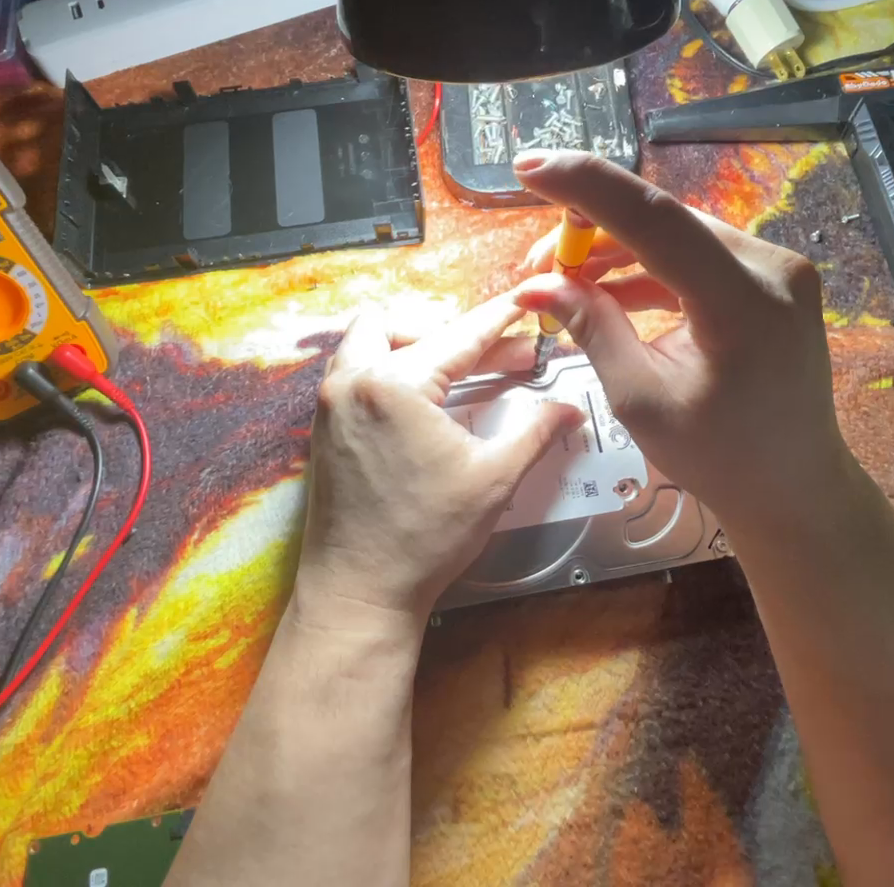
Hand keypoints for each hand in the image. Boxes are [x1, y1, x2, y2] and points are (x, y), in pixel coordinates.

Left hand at [296, 295, 584, 627]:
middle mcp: (352, 382)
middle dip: (452, 331)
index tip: (524, 301)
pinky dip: (384, 366)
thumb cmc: (427, 536)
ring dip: (409, 342)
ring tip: (449, 367)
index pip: (460, 337)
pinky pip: (351, 371)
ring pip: (366, 341)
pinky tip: (417, 398)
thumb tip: (570, 411)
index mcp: (395, 385)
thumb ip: (535, 432)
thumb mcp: (493, 479)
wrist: (358, 592)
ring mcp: (330, 404)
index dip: (499, 319)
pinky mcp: (323, 428)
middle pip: (402, 324)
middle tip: (492, 356)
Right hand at [512, 151, 846, 526]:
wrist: (793, 487)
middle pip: (663, 222)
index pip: (654, 219)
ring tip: (564, 281)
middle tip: (538, 265)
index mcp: (742, 301)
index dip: (586, 186)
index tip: (527, 167)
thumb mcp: (640, 399)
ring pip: (676, 236)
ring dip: (616, 251)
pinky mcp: (769, 280)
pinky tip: (606, 291)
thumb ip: (591, 329)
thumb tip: (533, 287)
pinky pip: (696, 258)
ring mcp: (776, 269)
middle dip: (590, 232)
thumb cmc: (718, 458)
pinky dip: (648, 270)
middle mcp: (769, 267)